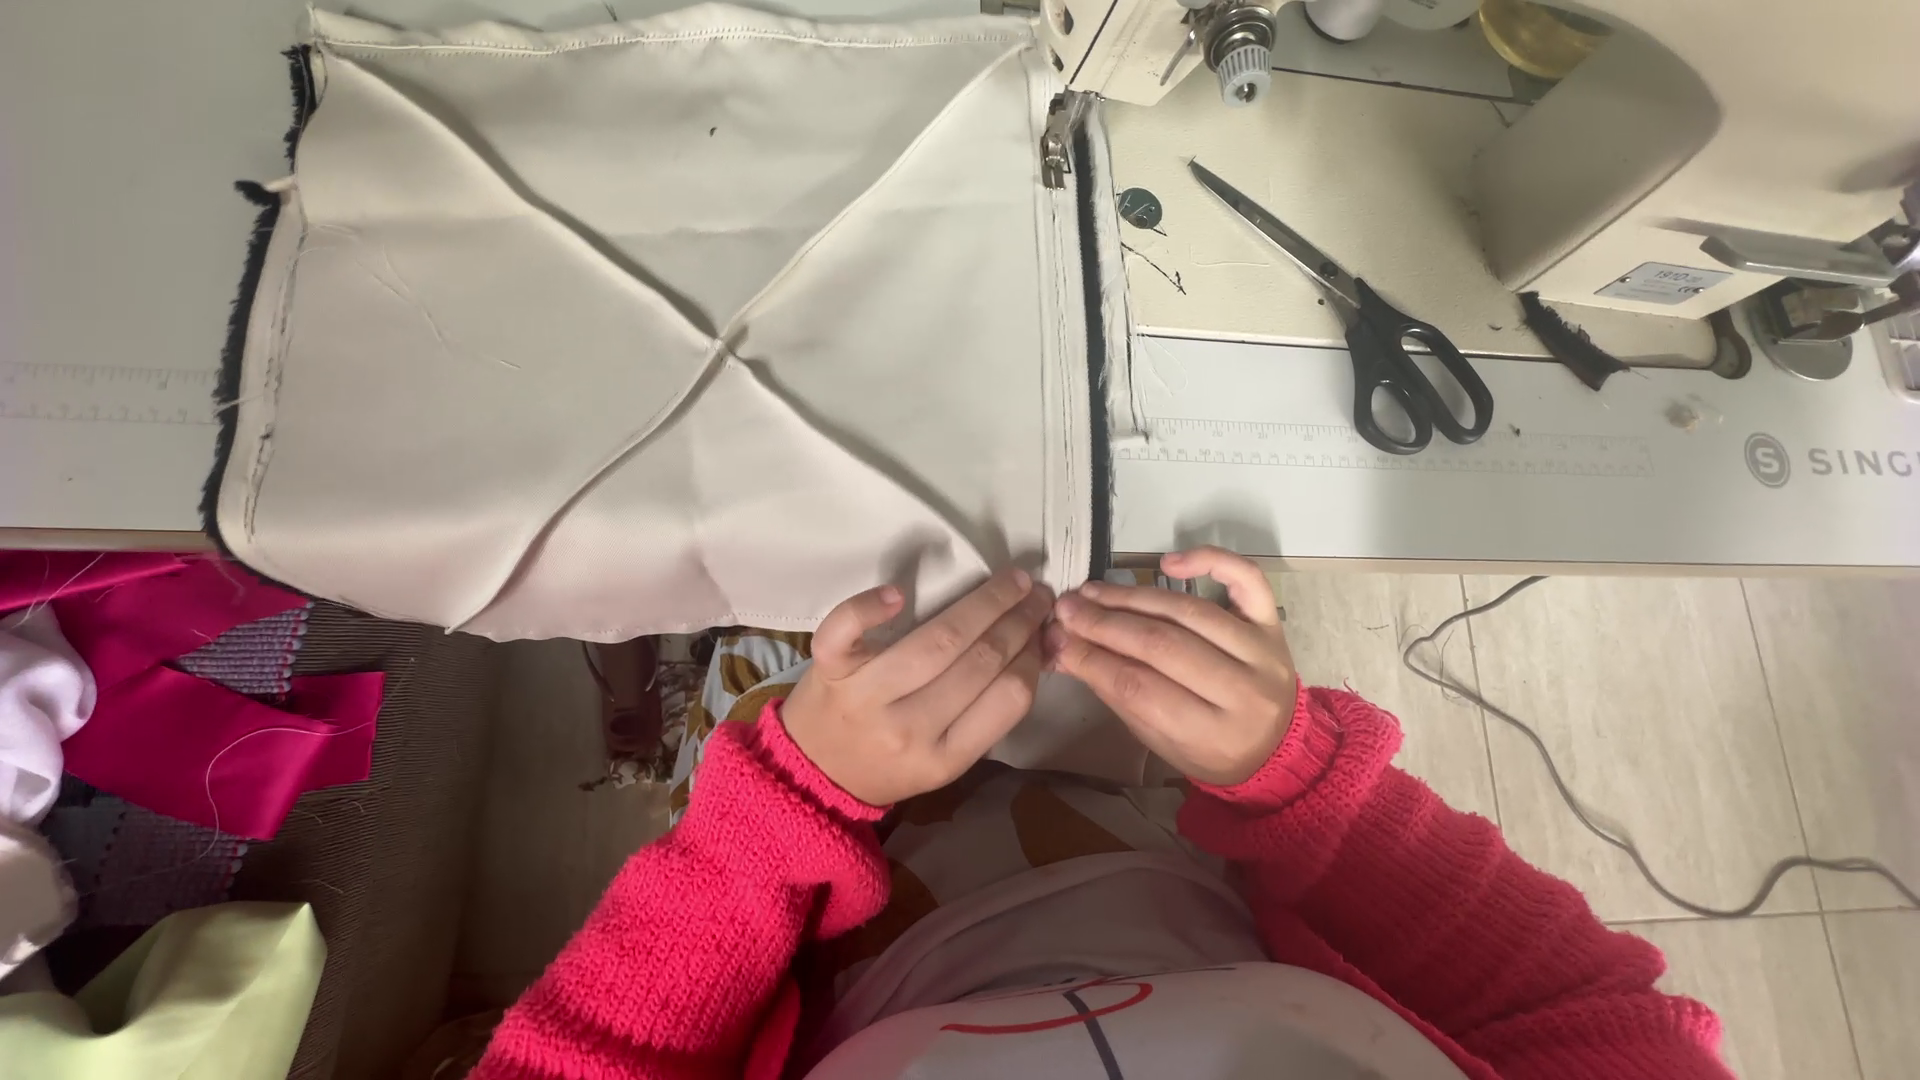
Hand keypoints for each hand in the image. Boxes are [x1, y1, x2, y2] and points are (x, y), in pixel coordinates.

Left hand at [782, 568, 1052, 805]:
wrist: (810, 775)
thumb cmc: (887, 765)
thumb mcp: (945, 757)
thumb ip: (983, 713)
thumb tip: (1033, 651)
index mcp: (944, 758)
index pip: (1007, 698)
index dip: (1032, 656)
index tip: (1043, 629)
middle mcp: (908, 728)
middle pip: (978, 661)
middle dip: (1017, 620)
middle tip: (1038, 594)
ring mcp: (865, 696)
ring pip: (934, 641)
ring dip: (982, 603)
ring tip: (1010, 582)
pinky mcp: (829, 668)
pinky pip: (846, 630)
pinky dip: (869, 607)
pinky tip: (900, 593)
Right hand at [1046, 547, 1296, 786]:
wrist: (1273, 750)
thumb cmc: (1204, 749)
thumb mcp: (1155, 737)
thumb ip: (1114, 691)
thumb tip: (1063, 648)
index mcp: (1211, 733)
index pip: (1139, 688)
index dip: (1092, 660)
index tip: (1057, 640)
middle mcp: (1242, 690)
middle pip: (1163, 646)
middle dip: (1105, 625)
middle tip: (1067, 609)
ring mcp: (1262, 652)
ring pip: (1190, 612)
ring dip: (1134, 597)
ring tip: (1093, 592)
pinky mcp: (1272, 624)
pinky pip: (1246, 580)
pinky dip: (1210, 561)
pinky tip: (1167, 563)